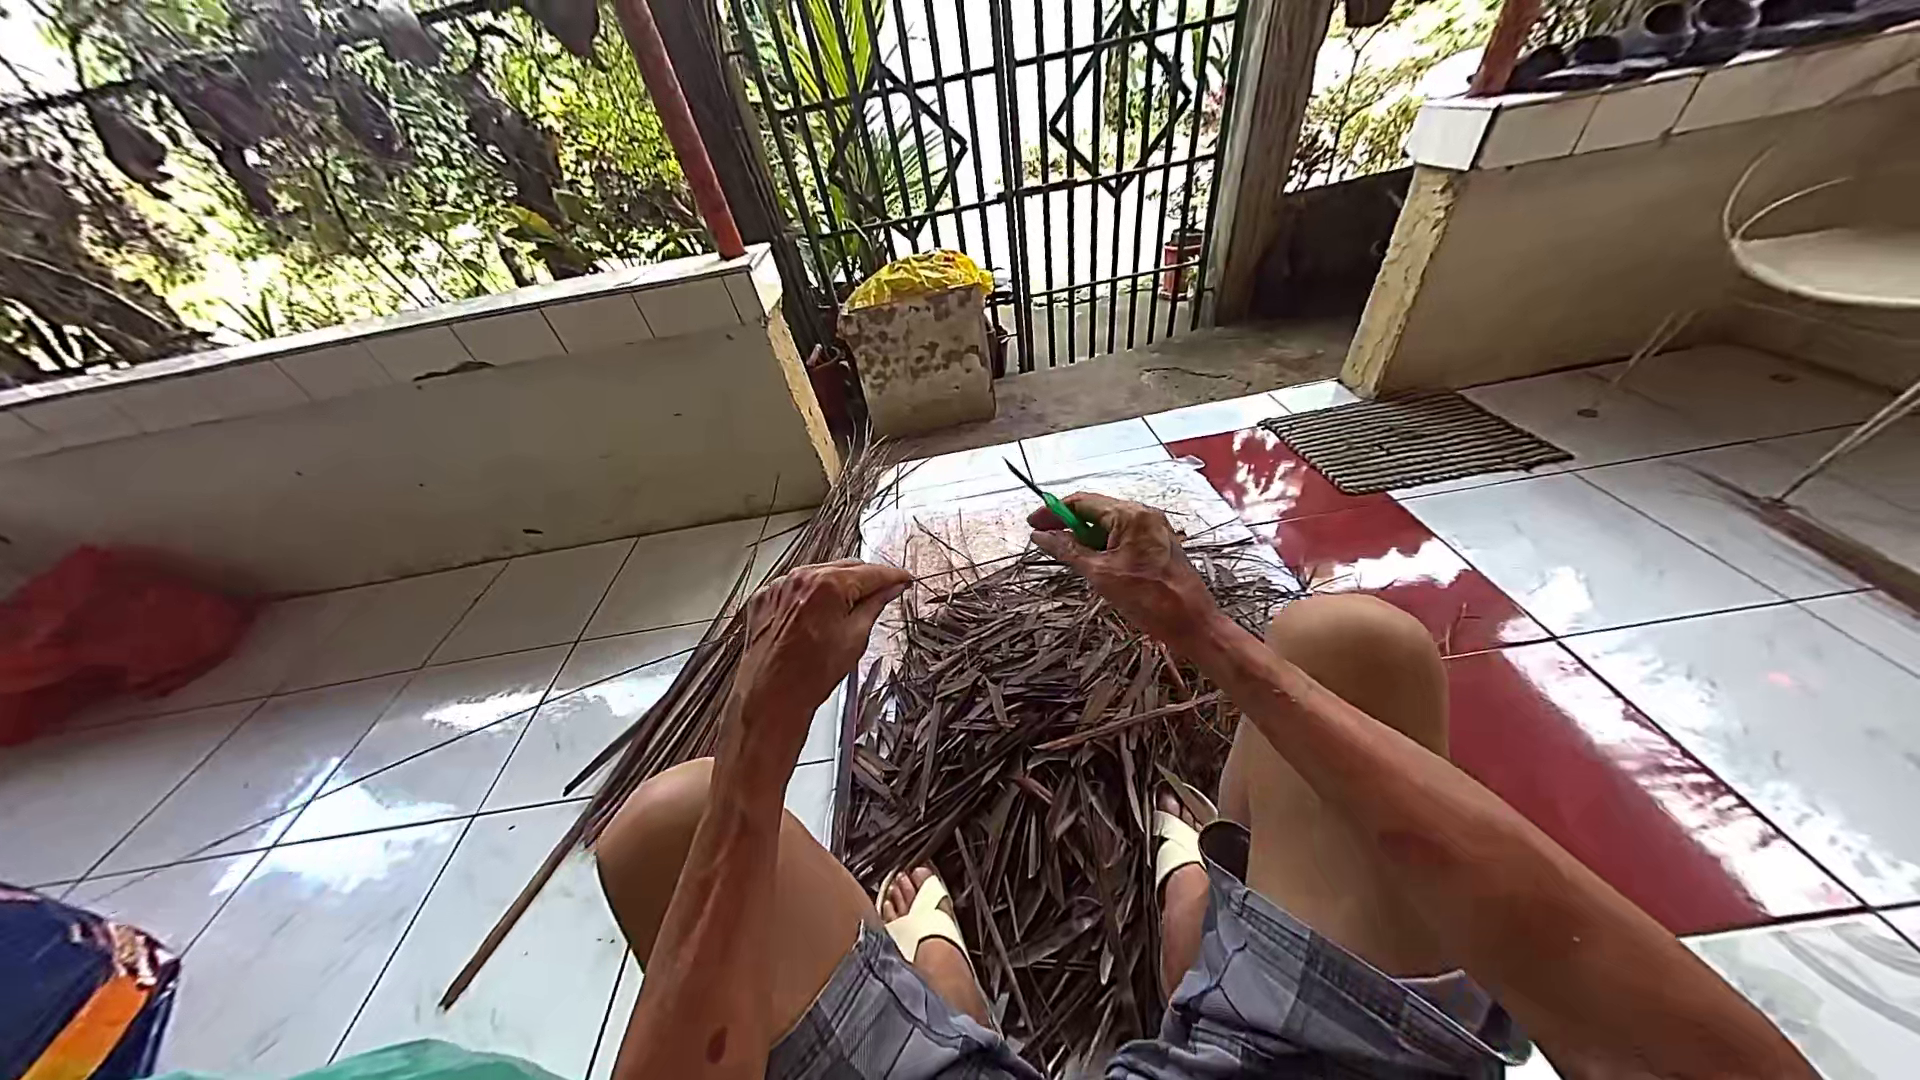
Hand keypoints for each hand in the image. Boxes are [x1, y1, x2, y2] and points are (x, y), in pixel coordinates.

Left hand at [725, 559, 910, 768]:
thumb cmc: (809, 675)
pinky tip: (819, 614)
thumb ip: (876, 605)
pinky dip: (812, 594)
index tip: (903, 579)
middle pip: (846, 567)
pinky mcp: (765, 598)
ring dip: (838, 584)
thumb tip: (890, 589)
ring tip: (850, 608)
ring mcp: (780, 587)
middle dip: (867, 578)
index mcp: (828, 585)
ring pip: (820, 574)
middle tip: (884, 592)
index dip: (893, 576)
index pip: (871, 572)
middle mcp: (801, 579)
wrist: (772, 696)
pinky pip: (796, 586)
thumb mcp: (856, 637)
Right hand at [1028, 493, 1219, 645]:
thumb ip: (1068, 550)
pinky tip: (1090, 561)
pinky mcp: (1156, 544)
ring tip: (1065, 554)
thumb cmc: (1149, 599)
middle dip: (1067, 524)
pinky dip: (1101, 545)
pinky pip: (1121, 536)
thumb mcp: (1100, 574)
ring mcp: (1152, 529)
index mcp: (1130, 515)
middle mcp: (1143, 515)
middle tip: (1044, 538)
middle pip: (1095, 510)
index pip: (1082, 502)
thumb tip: (1041, 536)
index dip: (1054, 511)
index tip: (1033, 524)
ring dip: (1084, 537)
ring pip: (1107, 525)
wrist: (1192, 623)